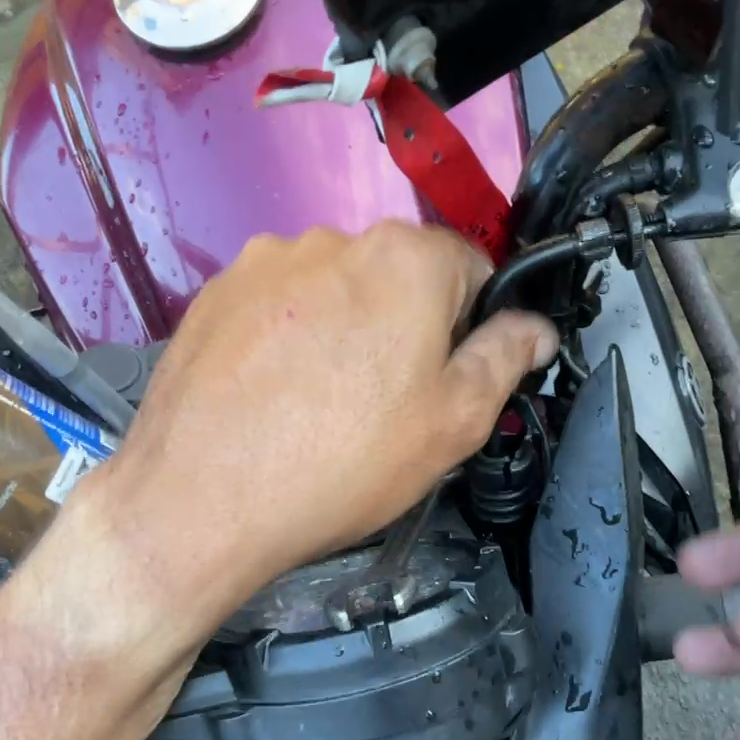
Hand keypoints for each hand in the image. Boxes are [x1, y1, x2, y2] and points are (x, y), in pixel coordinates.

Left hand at [56, 222, 555, 626]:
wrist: (203, 500)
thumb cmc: (346, 462)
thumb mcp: (455, 423)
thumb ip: (505, 359)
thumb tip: (535, 327)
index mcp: (407, 259)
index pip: (471, 269)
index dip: (472, 327)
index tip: (449, 380)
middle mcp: (334, 239)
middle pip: (398, 278)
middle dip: (407, 329)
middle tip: (387, 406)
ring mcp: (264, 262)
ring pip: (335, 292)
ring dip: (345, 332)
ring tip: (322, 406)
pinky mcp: (215, 295)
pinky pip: (278, 308)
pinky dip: (289, 341)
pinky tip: (275, 398)